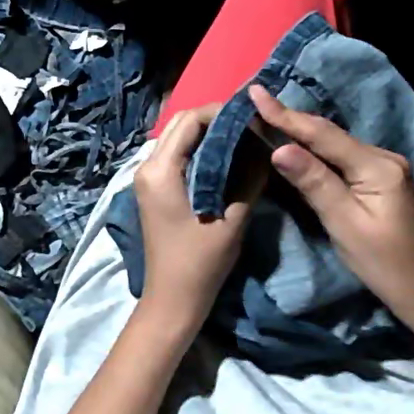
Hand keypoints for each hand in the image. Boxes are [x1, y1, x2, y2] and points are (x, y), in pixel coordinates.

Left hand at [132, 105, 256, 329]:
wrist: (172, 300)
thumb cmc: (200, 263)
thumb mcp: (232, 220)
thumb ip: (248, 179)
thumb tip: (266, 148)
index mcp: (161, 170)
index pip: (190, 120)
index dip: (221, 112)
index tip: (251, 118)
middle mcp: (148, 167)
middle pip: (181, 124)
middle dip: (214, 119)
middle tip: (248, 127)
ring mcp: (148, 178)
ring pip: (178, 138)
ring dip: (207, 133)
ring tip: (242, 138)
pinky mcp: (155, 189)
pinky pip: (177, 155)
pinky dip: (199, 149)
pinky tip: (225, 157)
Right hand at [248, 85, 413, 327]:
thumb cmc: (384, 264)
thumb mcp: (345, 224)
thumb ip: (314, 183)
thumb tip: (279, 148)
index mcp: (377, 166)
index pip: (322, 134)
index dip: (286, 114)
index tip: (255, 93)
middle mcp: (383, 157)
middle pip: (329, 134)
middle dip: (291, 117)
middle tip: (256, 99)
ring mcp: (384, 167)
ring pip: (335, 143)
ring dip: (301, 130)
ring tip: (267, 114)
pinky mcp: (380, 179)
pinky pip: (342, 156)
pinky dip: (316, 148)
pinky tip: (297, 142)